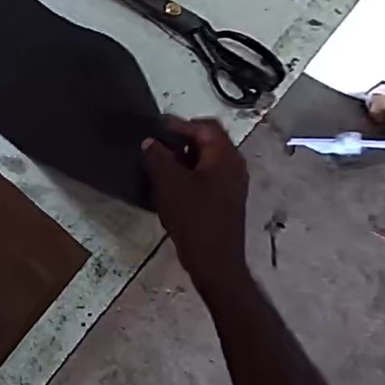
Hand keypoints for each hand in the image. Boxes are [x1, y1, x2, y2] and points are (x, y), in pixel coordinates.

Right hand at [142, 117, 250, 290]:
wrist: (213, 260)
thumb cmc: (193, 217)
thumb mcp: (168, 183)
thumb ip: (157, 157)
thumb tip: (150, 142)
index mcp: (225, 158)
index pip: (205, 127)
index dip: (180, 123)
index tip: (156, 127)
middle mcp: (234, 167)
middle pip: (209, 141)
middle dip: (181, 140)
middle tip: (156, 144)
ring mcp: (232, 185)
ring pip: (207, 160)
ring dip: (183, 157)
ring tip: (158, 164)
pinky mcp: (225, 201)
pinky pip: (207, 176)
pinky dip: (189, 173)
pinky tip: (170, 185)